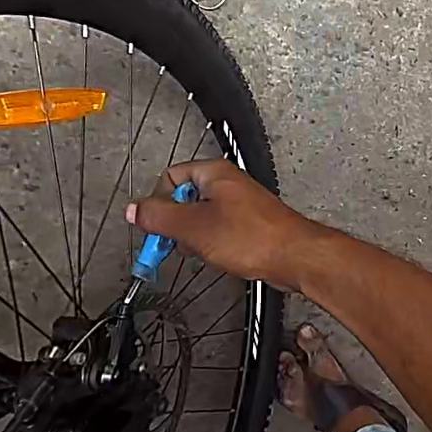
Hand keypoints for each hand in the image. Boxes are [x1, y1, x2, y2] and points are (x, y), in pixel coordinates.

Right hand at [124, 160, 328, 291]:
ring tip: (200, 251)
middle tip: (173, 242)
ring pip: (201, 215)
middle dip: (175, 223)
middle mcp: (227, 183)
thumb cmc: (255, 238)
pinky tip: (218, 256)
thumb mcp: (194, 228)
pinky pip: (219, 229)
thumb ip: (159, 218)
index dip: (158, 202)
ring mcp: (240, 203)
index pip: (169, 177)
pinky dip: (212, 243)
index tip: (154, 226)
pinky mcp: (249, 224)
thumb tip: (135, 210)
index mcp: (213, 173)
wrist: (296, 258)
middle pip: (184, 197)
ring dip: (193, 235)